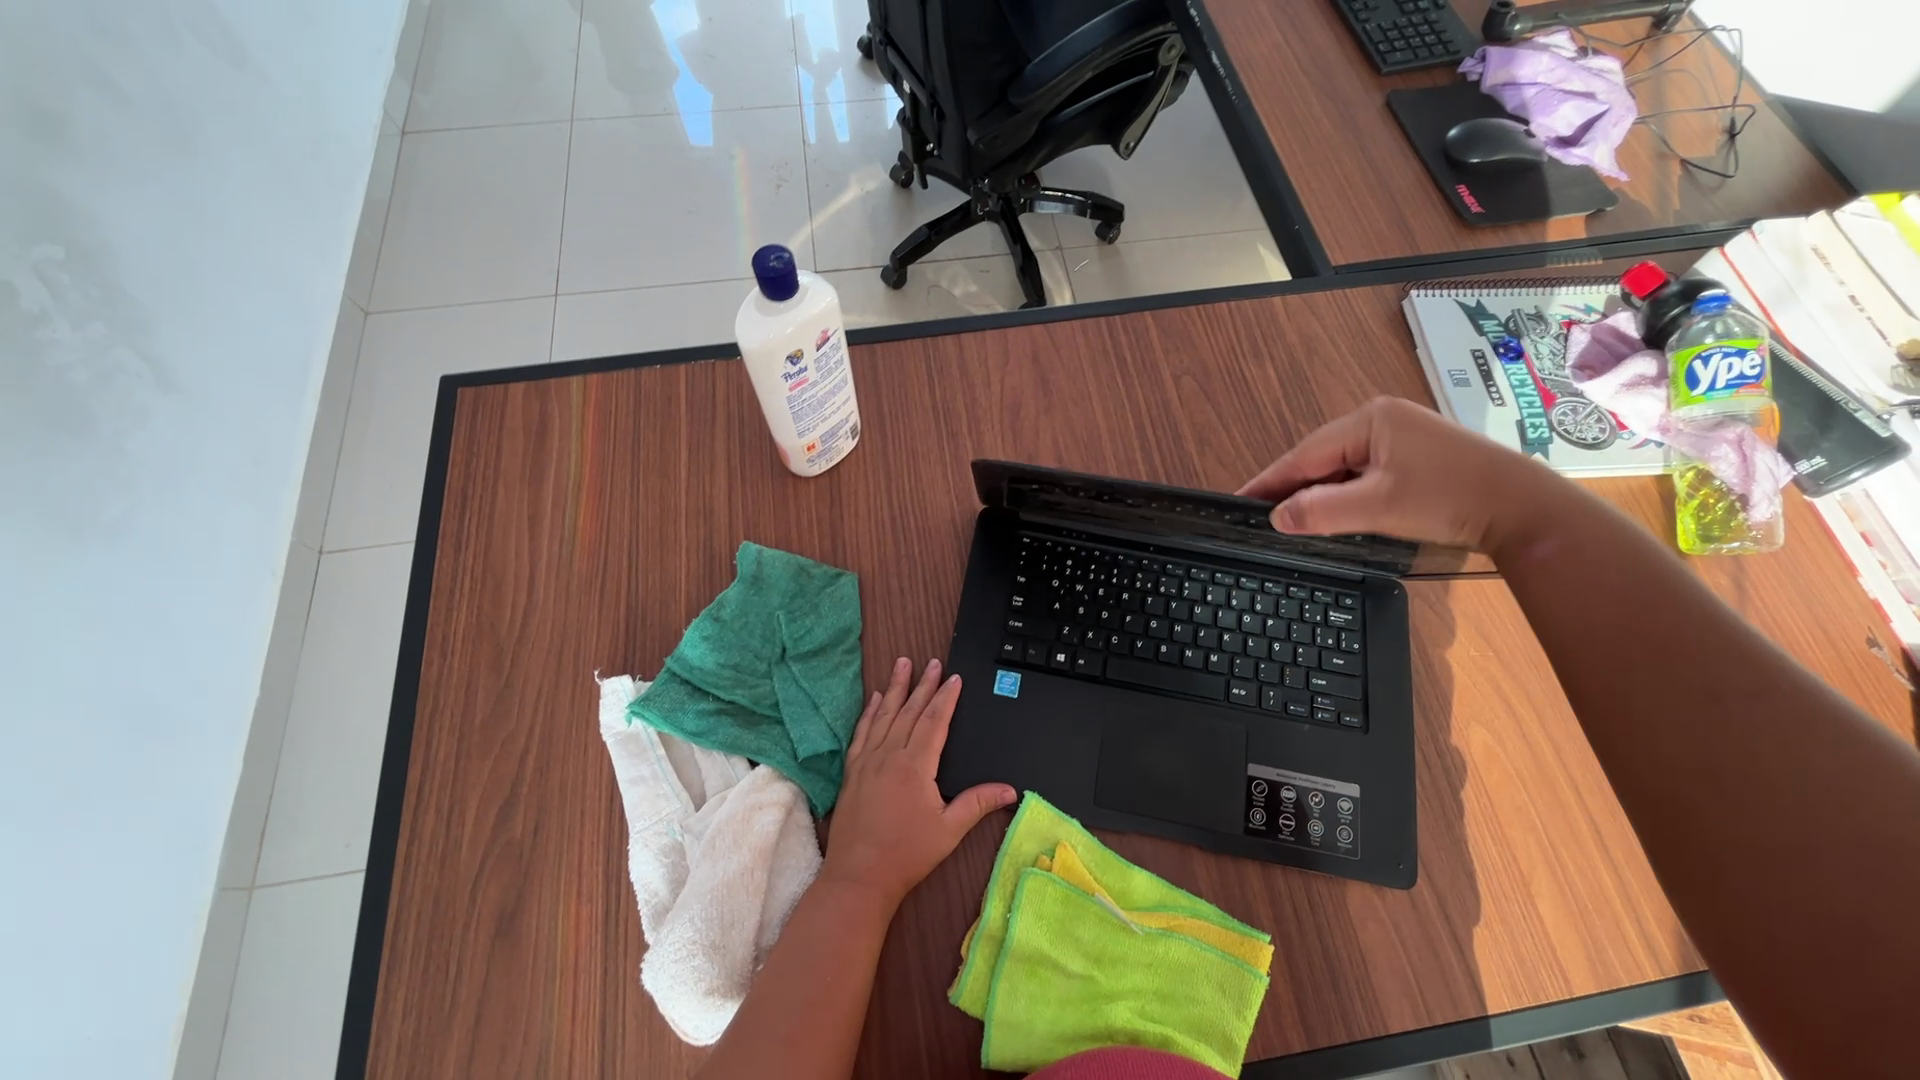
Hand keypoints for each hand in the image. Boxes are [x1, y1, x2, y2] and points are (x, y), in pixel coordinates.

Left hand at [821, 658, 1017, 907]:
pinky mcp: (852, 772)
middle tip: (932, 662)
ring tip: (902, 664)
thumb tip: (1010, 789)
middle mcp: (889, 756)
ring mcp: (867, 762)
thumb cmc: (907, 854)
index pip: (934, 721)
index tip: (954, 678)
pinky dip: (870, 712)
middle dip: (923, 685)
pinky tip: (876, 699)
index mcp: (915, 766)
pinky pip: (862, 732)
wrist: (859, 876)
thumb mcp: (949, 830)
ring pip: (884, 715)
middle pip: (910, 711)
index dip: (946, 698)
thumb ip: (978, 803)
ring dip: (896, 688)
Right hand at [1237, 396, 1559, 551]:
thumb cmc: (1451, 498)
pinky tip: (1333, 512)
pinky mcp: (1414, 455)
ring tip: (1290, 518)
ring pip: (1341, 467)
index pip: (1303, 454)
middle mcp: (1381, 419)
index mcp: (1370, 419)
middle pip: (1320, 458)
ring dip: (1319, 493)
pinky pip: (1363, 472)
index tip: (1239, 500)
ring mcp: (1400, 435)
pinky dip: (1344, 493)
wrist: (1524, 508)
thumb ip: (1321, 510)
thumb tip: (1277, 516)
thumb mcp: (1378, 507)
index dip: (1269, 481)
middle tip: (1261, 516)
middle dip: (1292, 488)